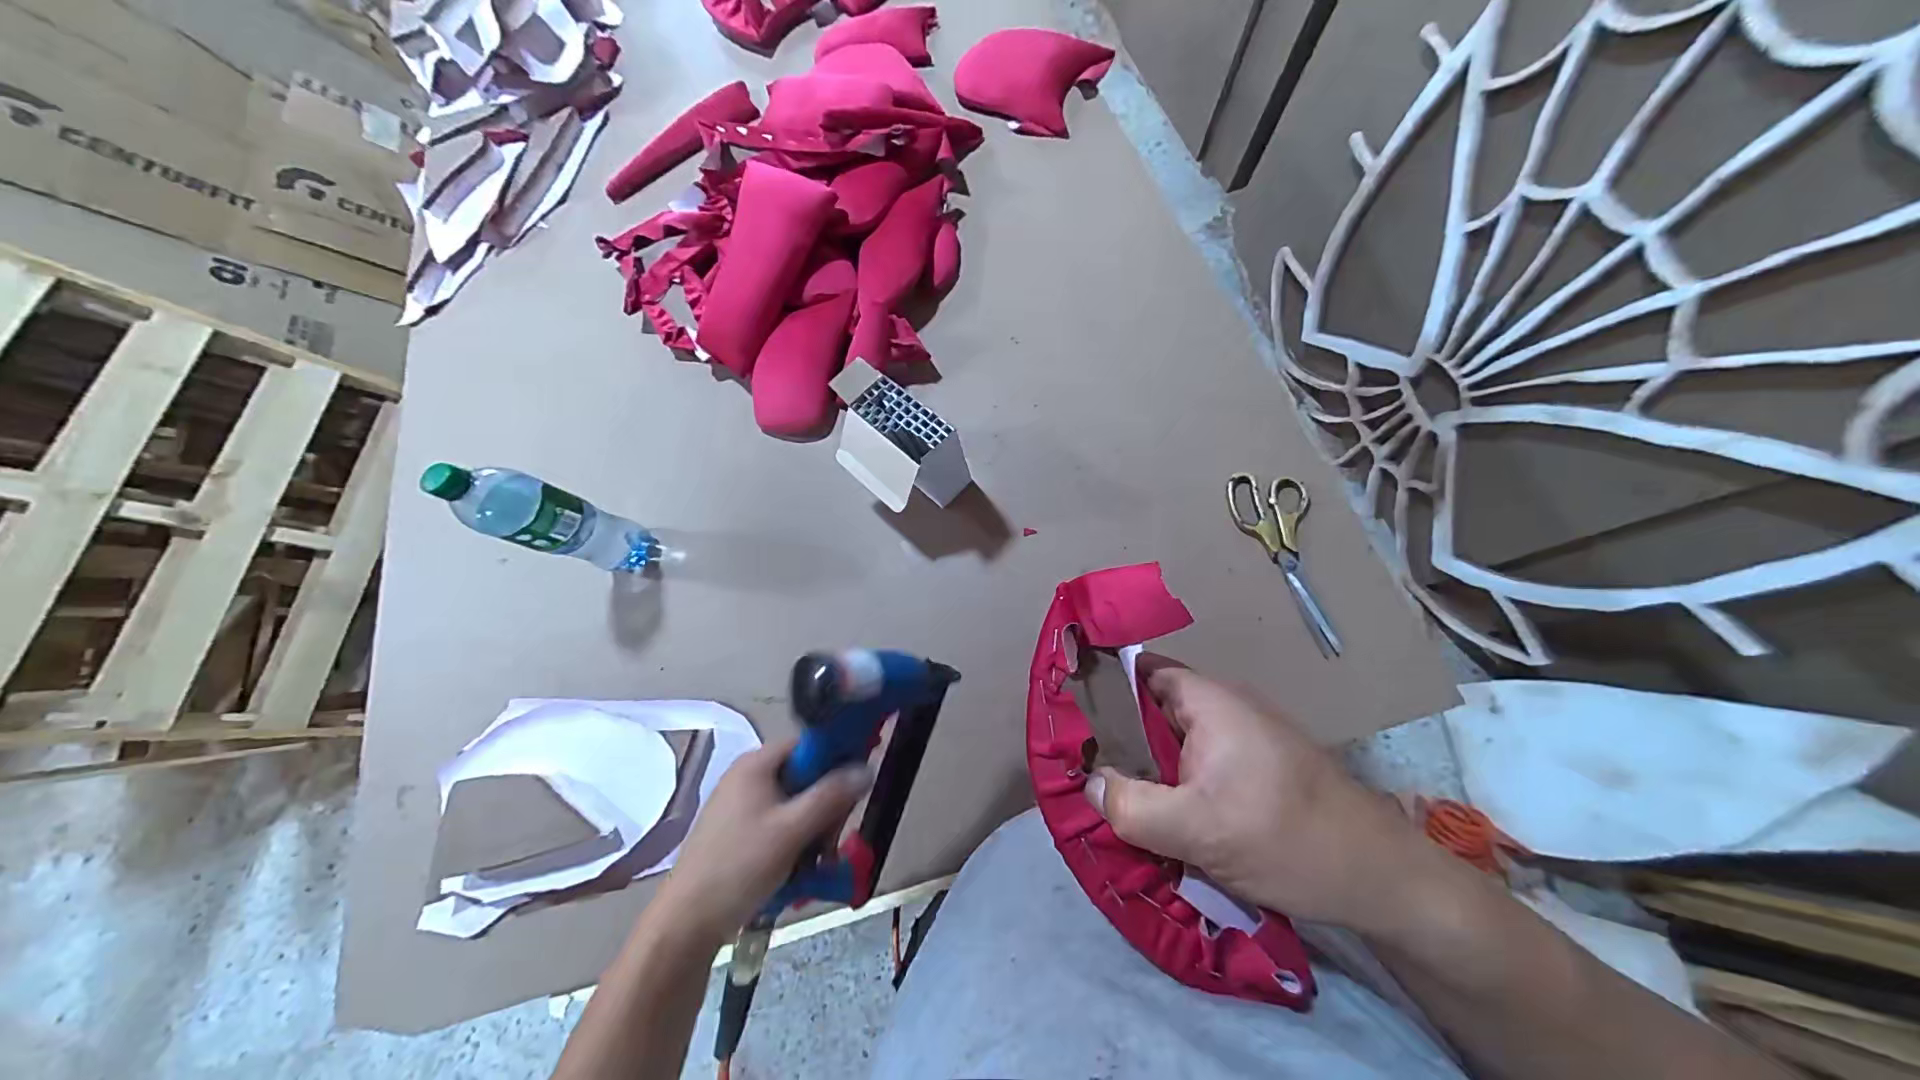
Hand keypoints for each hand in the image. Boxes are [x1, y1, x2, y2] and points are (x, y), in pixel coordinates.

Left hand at [652, 738, 871, 940]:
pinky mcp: (739, 832)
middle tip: (829, 840)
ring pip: (796, 806)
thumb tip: (867, 768)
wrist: (686, 923)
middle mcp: (748, 777)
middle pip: (805, 777)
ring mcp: (741, 806)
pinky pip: (780, 826)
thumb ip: (832, 796)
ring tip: (815, 863)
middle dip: (825, 809)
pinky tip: (798, 871)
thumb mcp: (792, 830)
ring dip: (813, 832)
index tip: (856, 787)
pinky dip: (795, 844)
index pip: (808, 744)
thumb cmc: (740, 866)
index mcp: (756, 764)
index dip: (836, 759)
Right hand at [1085, 657, 1432, 931]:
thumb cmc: (1288, 839)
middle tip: (1080, 762)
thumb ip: (1132, 806)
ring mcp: (1245, 737)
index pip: (1141, 670)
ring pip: (1175, 738)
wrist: (1381, 878)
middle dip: (1118, 732)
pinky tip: (1158, 809)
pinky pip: (1197, 760)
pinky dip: (1172, 778)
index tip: (1067, 708)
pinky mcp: (1256, 767)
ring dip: (1146, 761)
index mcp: (1210, 701)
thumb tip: (1087, 784)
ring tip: (1109, 788)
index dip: (1102, 680)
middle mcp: (1227, 707)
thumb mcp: (1198, 830)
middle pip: (1153, 706)